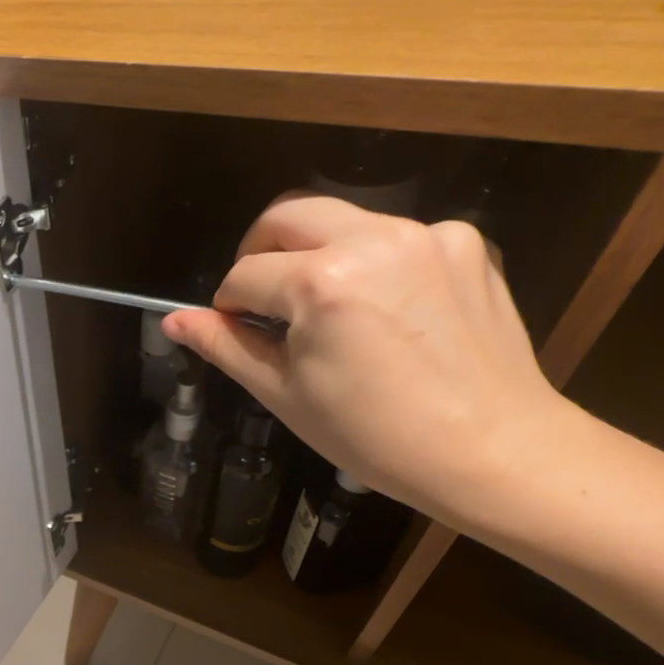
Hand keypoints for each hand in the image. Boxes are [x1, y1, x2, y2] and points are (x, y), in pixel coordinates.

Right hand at [164, 193, 576, 523]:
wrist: (490, 448)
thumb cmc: (372, 434)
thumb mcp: (284, 394)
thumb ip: (226, 346)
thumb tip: (173, 320)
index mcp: (321, 282)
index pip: (245, 274)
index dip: (228, 306)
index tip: (236, 334)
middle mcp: (374, 239)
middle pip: (289, 216)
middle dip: (259, 252)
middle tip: (260, 299)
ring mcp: (426, 235)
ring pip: (343, 221)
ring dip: (316, 255)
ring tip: (327, 312)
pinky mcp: (466, 243)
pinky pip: (396, 239)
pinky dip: (372, 265)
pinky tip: (384, 315)